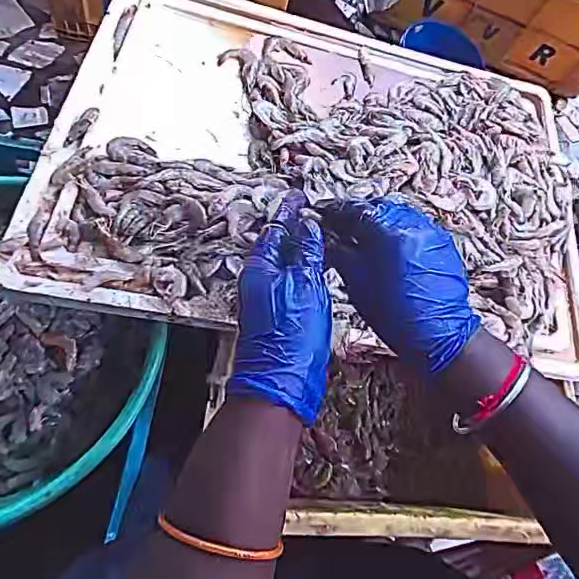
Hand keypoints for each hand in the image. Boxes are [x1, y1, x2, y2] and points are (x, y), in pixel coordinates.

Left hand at [227, 193, 331, 424]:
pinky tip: (318, 266)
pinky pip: (292, 279)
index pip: (275, 227)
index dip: (289, 210)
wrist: (282, 382)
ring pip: (286, 261)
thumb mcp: (305, 286)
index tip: (299, 195)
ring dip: (301, 246)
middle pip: (279, 243)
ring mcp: (269, 297)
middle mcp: (260, 279)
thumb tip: (308, 225)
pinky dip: (304, 267)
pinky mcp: (280, 312)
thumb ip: (307, 254)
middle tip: (312, 210)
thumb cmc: (289, 337)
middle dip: (295, 226)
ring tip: (319, 232)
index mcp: (260, 267)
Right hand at [322, 198, 481, 374]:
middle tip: (337, 228)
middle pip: (374, 206)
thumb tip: (323, 234)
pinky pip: (410, 225)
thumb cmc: (394, 314)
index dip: (331, 211)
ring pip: (393, 213)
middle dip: (353, 214)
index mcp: (386, 230)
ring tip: (360, 239)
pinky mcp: (440, 240)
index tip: (319, 215)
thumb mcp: (356, 282)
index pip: (352, 208)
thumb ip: (338, 251)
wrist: (440, 334)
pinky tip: (384, 247)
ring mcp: (428, 229)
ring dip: (374, 221)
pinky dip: (393, 230)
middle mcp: (410, 223)